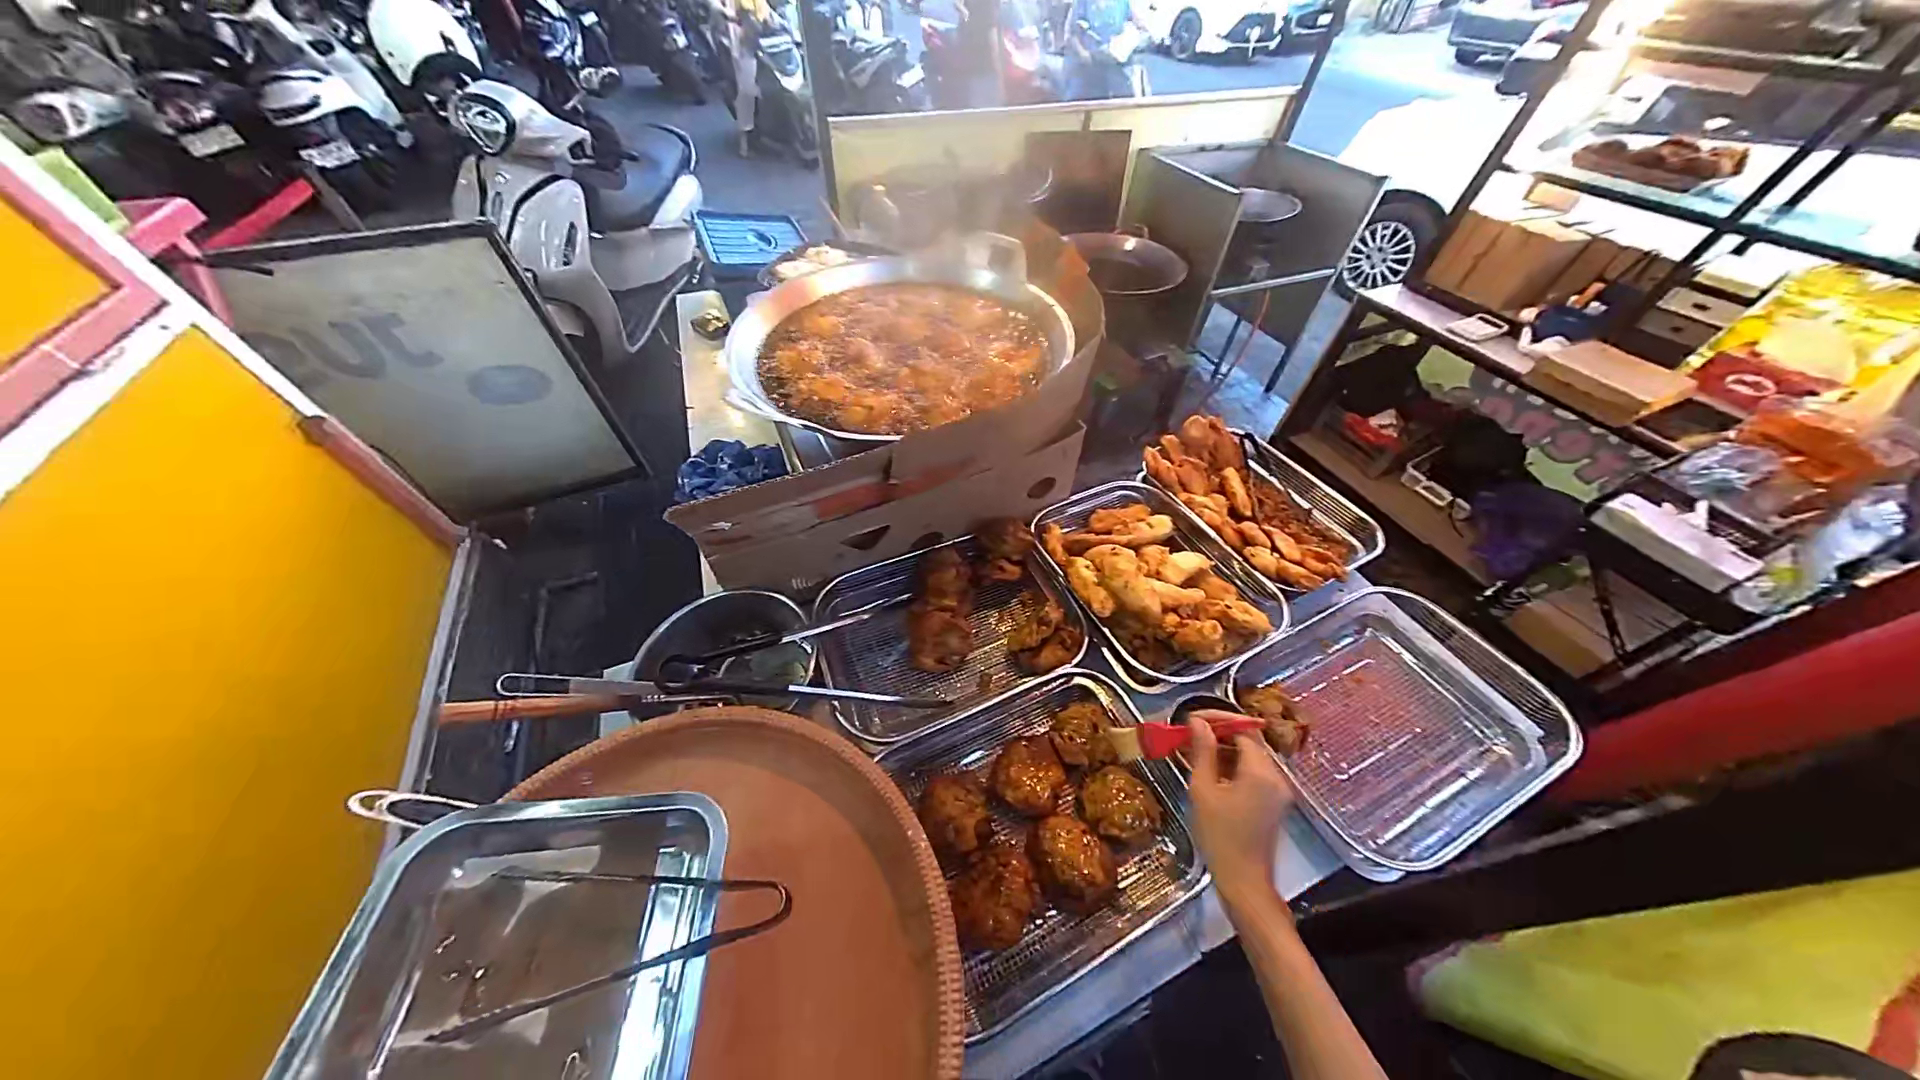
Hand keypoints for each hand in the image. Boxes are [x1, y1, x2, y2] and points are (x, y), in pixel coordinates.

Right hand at [1187, 710, 1294, 910]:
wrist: (1244, 880)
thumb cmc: (1220, 837)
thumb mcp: (1203, 789)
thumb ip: (1202, 751)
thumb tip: (1197, 721)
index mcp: (1261, 771)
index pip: (1243, 727)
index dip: (1218, 717)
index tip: (1192, 718)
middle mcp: (1277, 776)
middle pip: (1250, 738)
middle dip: (1221, 730)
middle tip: (1190, 732)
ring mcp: (1279, 789)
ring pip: (1252, 753)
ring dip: (1226, 746)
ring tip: (1195, 748)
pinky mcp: (1275, 800)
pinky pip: (1255, 770)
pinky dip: (1234, 762)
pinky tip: (1211, 767)